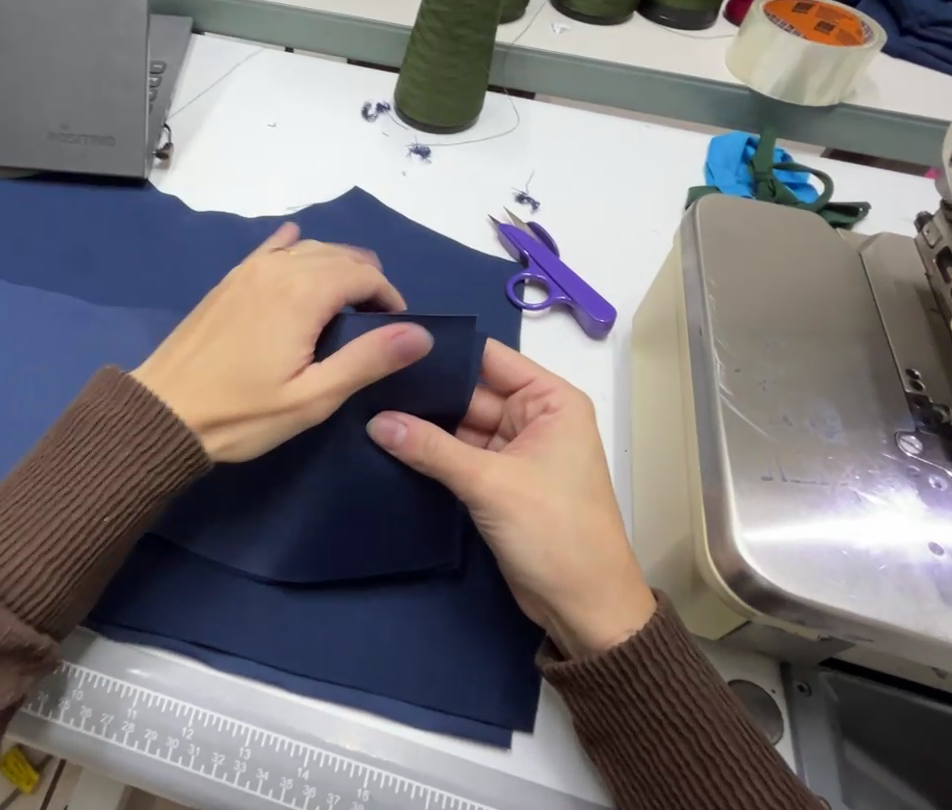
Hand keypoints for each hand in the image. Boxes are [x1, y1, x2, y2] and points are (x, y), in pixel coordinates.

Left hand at [132, 223, 434, 463]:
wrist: (163, 413)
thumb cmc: (242, 414)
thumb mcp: (313, 398)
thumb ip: (368, 360)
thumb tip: (420, 333)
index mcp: (303, 293)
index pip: (364, 275)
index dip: (389, 298)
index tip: (397, 329)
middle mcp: (278, 268)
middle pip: (340, 255)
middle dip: (367, 281)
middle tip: (376, 321)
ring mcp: (248, 270)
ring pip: (308, 249)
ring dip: (336, 267)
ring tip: (347, 302)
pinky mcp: (229, 280)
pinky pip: (271, 249)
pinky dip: (295, 249)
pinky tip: (297, 251)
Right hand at [367, 340, 655, 657]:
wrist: (584, 609)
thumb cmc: (555, 532)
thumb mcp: (490, 484)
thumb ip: (431, 448)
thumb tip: (374, 420)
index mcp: (550, 400)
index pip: (489, 358)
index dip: (444, 350)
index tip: (391, 341)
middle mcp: (532, 416)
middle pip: (469, 391)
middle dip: (424, 389)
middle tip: (366, 377)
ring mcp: (513, 448)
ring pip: (458, 423)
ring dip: (421, 421)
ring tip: (367, 403)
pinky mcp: (496, 479)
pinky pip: (456, 452)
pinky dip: (429, 450)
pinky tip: (386, 437)